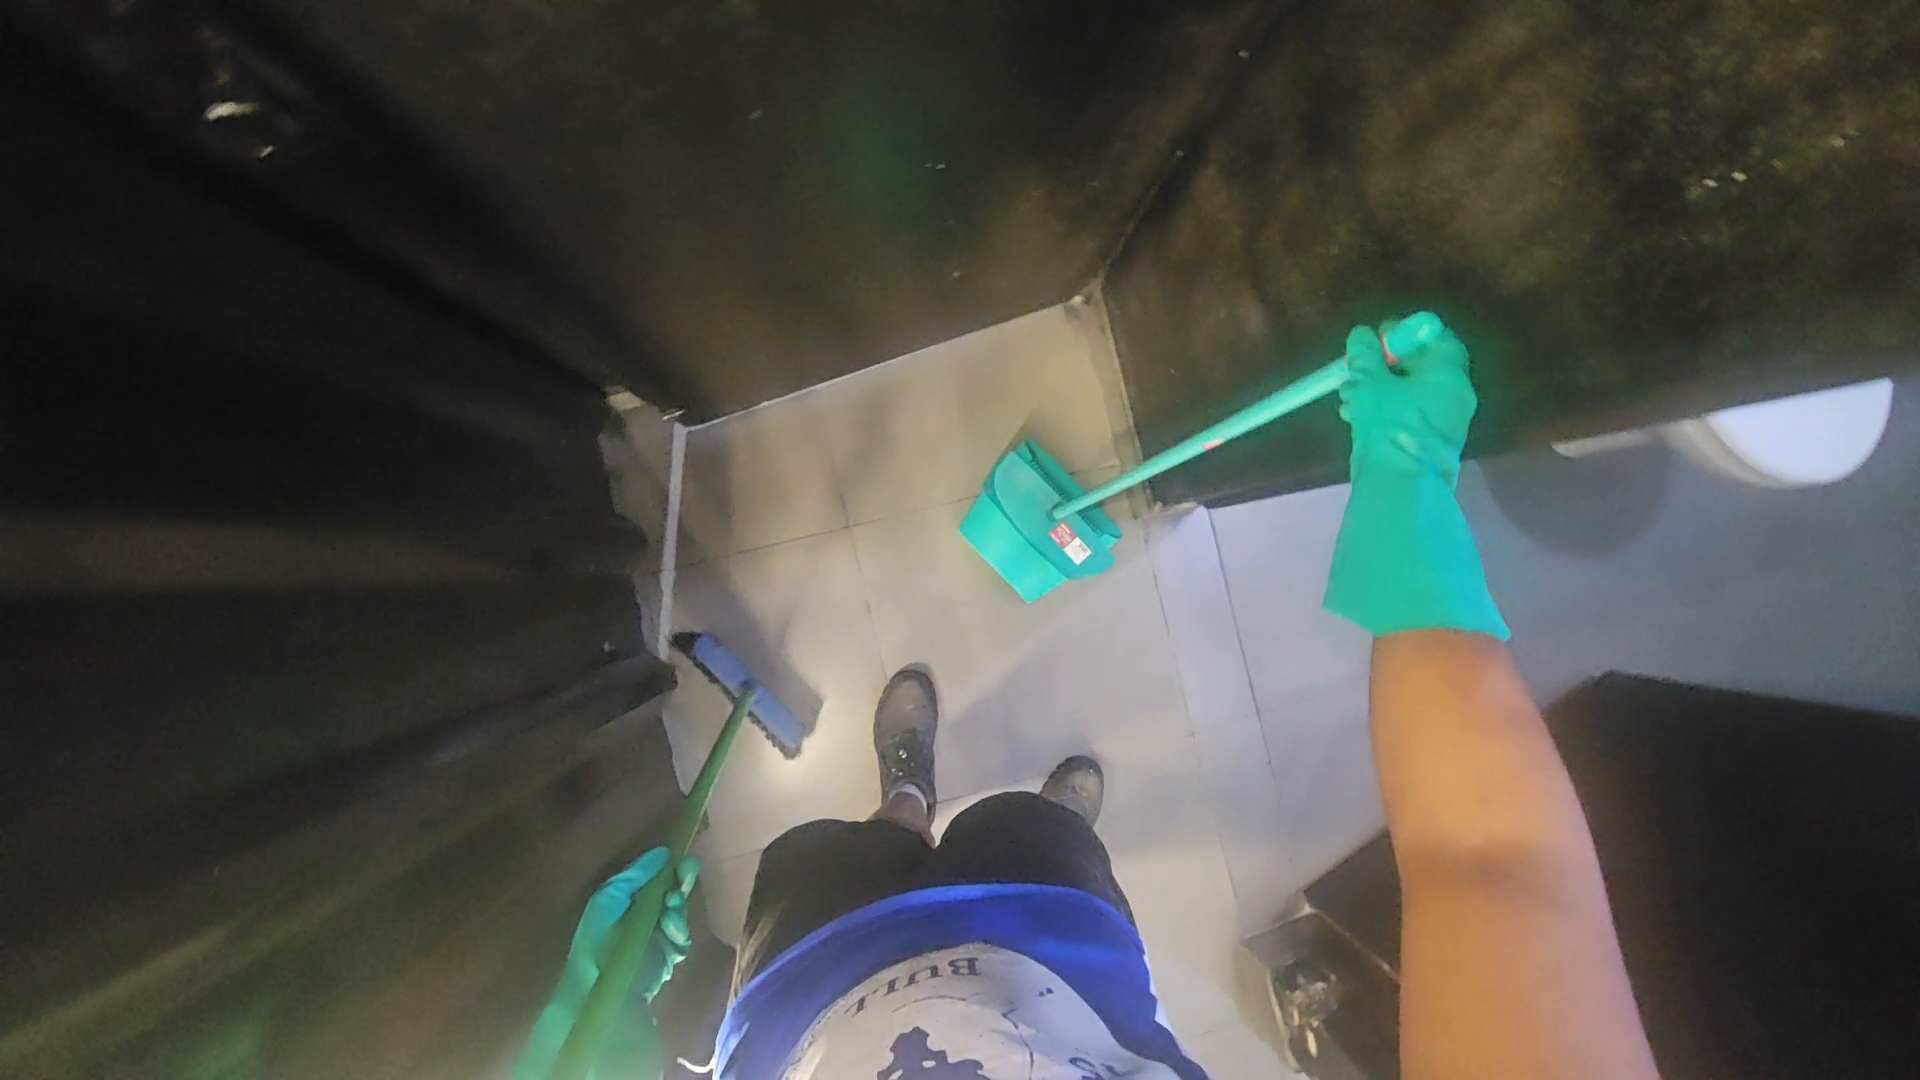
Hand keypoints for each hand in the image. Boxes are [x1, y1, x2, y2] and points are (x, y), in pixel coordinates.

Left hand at [572, 847, 699, 1004]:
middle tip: (683, 880)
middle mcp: (646, 914)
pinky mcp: (669, 956)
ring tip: (669, 915)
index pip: (658, 875)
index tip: (682, 862)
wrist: (596, 991)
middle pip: (674, 889)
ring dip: (678, 908)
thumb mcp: (608, 900)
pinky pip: (684, 938)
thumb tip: (663, 852)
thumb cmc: (596, 941)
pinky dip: (680, 933)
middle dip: (682, 882)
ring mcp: (659, 935)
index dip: (672, 867)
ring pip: (681, 911)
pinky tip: (671, 935)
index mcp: (630, 899)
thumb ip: (634, 874)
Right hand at [1338, 318, 1476, 485]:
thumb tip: (1361, 333)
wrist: (1401, 485)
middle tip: (1355, 369)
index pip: (1434, 336)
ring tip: (1346, 396)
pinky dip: (1381, 411)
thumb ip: (1364, 355)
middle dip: (1382, 364)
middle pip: (1420, 365)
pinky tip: (1353, 416)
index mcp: (1448, 372)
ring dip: (1376, 389)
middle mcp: (1454, 393)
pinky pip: (1405, 415)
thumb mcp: (1369, 384)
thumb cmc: (1389, 426)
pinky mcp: (1427, 443)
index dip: (1403, 334)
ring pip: (1408, 392)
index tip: (1374, 339)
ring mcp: (1443, 421)